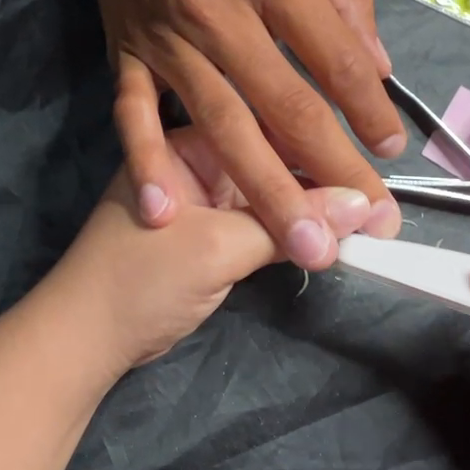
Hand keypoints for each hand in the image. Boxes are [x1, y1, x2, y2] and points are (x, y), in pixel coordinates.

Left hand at [51, 129, 372, 373]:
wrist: (85, 339)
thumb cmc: (138, 278)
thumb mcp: (216, 249)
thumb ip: (287, 227)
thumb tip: (362, 209)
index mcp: (192, 142)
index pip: (269, 130)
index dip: (324, 153)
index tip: (378, 179)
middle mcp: (202, 160)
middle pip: (277, 161)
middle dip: (328, 185)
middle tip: (385, 212)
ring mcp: (207, 199)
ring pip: (274, 194)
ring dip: (316, 212)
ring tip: (371, 226)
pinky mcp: (212, 235)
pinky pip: (265, 222)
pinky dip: (295, 232)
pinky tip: (334, 238)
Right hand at [63, 0, 406, 269]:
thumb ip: (342, 0)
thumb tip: (377, 71)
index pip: (334, 57)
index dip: (369, 110)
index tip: (390, 150)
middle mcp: (222, 13)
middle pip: (285, 106)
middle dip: (331, 171)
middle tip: (367, 228)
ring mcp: (170, 42)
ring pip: (223, 126)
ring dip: (266, 191)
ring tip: (303, 246)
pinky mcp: (129, 59)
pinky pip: (136, 117)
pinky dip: (147, 164)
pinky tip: (166, 214)